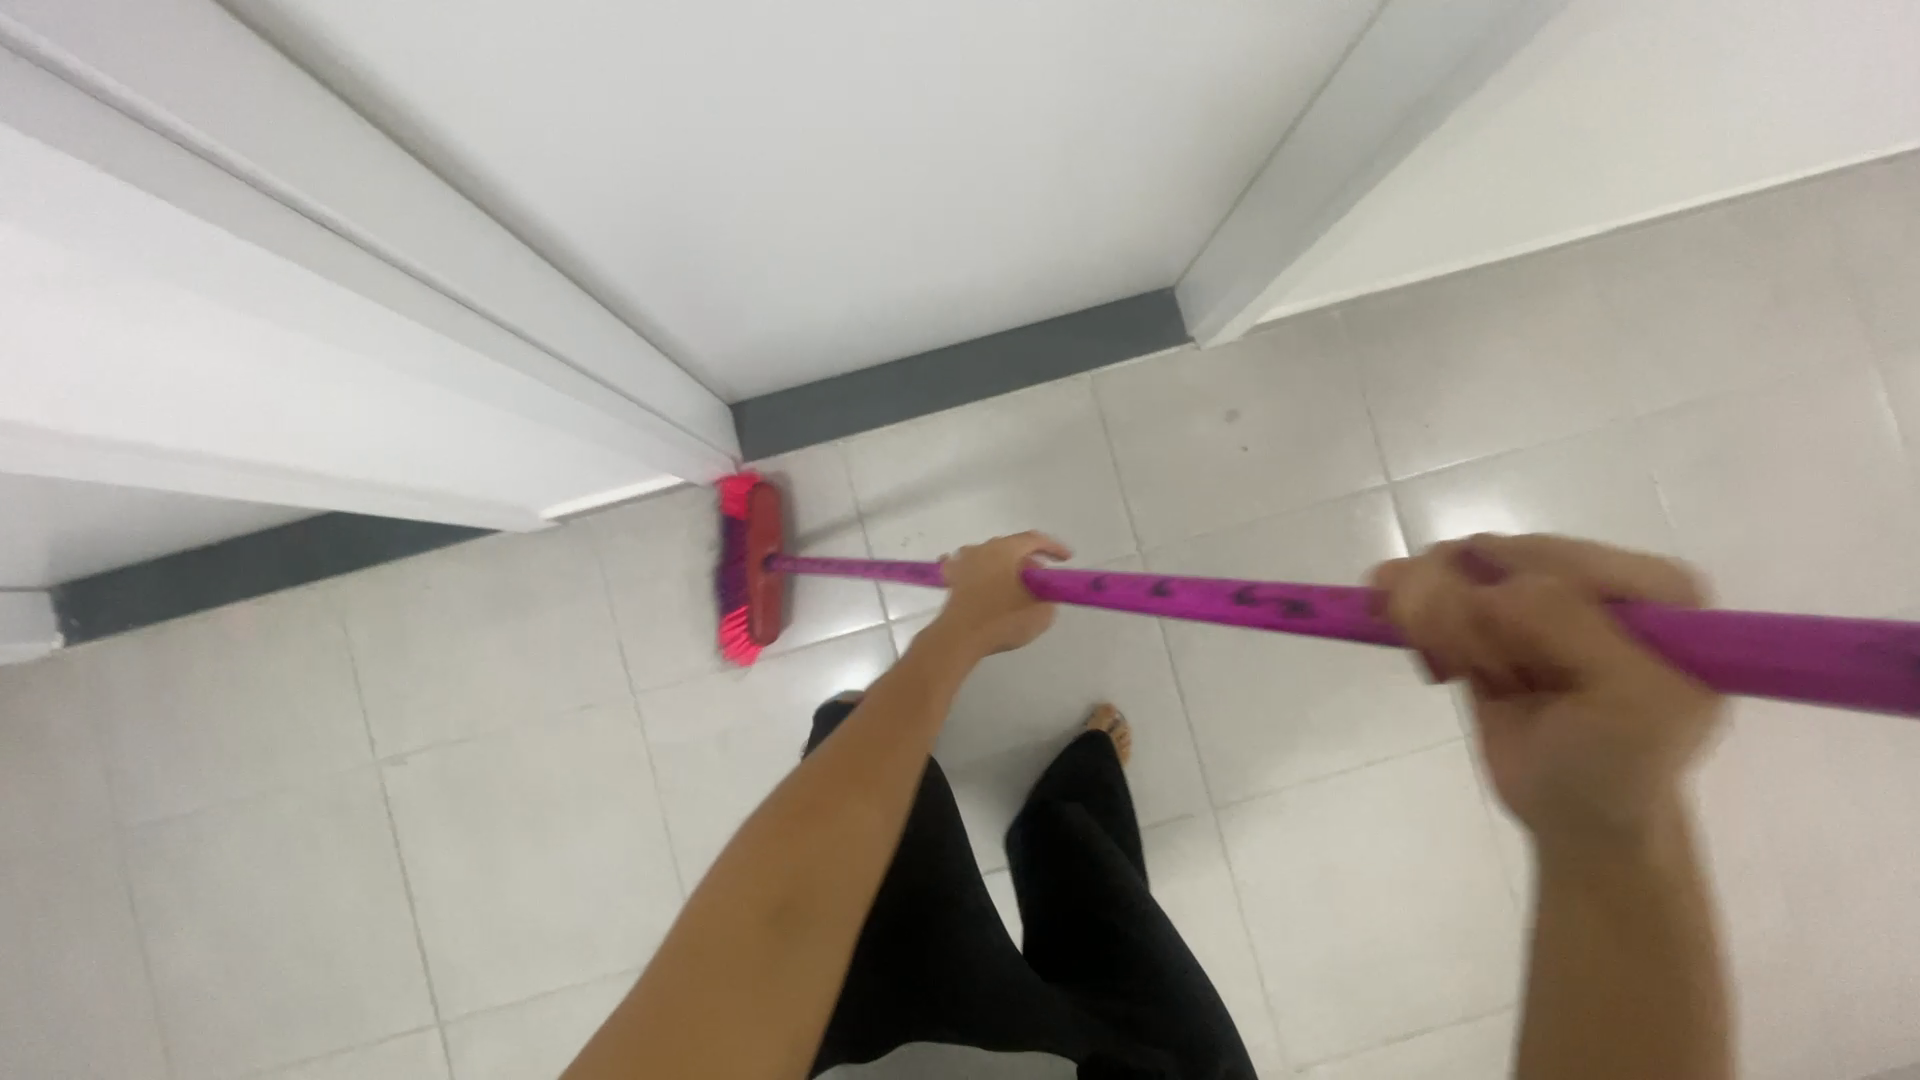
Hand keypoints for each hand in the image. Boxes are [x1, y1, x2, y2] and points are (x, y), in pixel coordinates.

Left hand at [927, 532, 1071, 657]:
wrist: (959, 638)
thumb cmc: (1002, 620)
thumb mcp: (1041, 612)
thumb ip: (1048, 596)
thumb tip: (1042, 593)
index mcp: (1004, 550)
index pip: (1034, 539)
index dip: (1053, 548)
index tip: (1067, 559)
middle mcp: (982, 549)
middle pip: (1010, 547)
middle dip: (1029, 559)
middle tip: (1041, 577)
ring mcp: (962, 563)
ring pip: (988, 556)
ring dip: (1004, 565)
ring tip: (1014, 581)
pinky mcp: (951, 580)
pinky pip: (965, 567)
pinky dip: (976, 569)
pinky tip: (976, 573)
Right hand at [1368, 534, 1723, 849]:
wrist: (1577, 818)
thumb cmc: (1617, 766)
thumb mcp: (1626, 699)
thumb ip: (1567, 625)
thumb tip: (1480, 587)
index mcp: (1649, 587)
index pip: (1546, 555)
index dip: (1503, 599)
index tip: (1494, 662)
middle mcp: (1589, 582)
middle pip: (1486, 556)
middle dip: (1459, 613)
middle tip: (1475, 672)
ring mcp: (1529, 600)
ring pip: (1445, 569)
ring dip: (1427, 618)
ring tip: (1449, 669)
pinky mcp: (1482, 621)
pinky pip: (1424, 591)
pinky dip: (1407, 620)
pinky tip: (1430, 663)